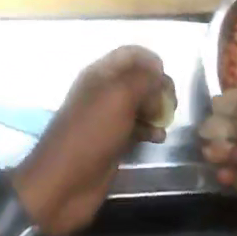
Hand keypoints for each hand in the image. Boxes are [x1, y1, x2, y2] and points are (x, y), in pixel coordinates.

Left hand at [13, 46, 172, 235]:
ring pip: (140, 104)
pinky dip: (150, 129)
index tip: (166, 75)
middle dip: (157, 86)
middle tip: (170, 103)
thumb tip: (158, 73)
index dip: (150, 59)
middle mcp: (104, 91)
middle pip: (137, 78)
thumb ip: (142, 79)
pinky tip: (158, 138)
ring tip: (166, 120)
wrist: (65, 181)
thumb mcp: (118, 97)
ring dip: (156, 109)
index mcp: (100, 73)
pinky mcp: (113, 141)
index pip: (129, 54)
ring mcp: (108, 118)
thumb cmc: (91, 132)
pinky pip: (137, 128)